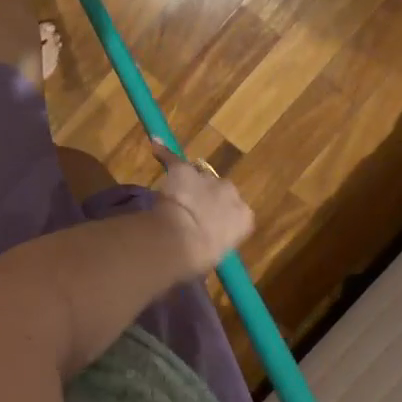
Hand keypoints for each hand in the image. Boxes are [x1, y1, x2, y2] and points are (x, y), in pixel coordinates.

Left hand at [151, 140, 253, 272]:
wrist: (184, 240)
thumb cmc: (203, 257)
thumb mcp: (219, 253)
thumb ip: (217, 239)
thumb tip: (205, 241)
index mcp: (245, 217)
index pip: (237, 212)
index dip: (221, 217)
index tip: (210, 225)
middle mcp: (231, 192)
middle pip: (219, 190)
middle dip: (207, 198)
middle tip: (192, 211)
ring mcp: (207, 177)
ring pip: (198, 175)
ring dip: (189, 183)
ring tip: (175, 194)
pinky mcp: (183, 168)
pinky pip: (172, 157)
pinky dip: (163, 152)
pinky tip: (155, 143)